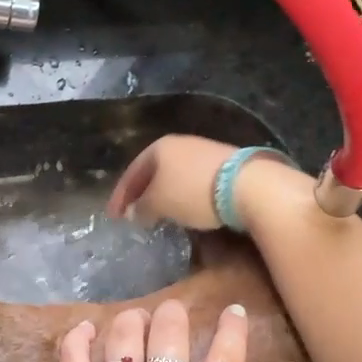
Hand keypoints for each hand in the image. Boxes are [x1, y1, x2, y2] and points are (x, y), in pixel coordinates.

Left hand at [39, 300, 249, 361]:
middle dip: (172, 315)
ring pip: (125, 336)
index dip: (232, 332)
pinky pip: (75, 355)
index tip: (232, 310)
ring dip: (131, 321)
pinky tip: (84, 330)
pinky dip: (78, 337)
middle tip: (169, 312)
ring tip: (132, 320)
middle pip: (171, 335)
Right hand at [107, 134, 314, 230]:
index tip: (113, 216)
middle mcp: (180, 144)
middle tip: (133, 214)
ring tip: (159, 214)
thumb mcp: (159, 203)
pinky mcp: (225, 165)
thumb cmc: (193, 192)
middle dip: (142, 193)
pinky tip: (186, 209)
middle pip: (153, 171)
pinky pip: (193, 181)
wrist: (249, 185)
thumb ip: (141, 207)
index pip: (131, 172)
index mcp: (159, 148)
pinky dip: (183, 195)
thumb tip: (134, 213)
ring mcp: (204, 152)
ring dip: (164, 194)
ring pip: (174, 175)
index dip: (120, 196)